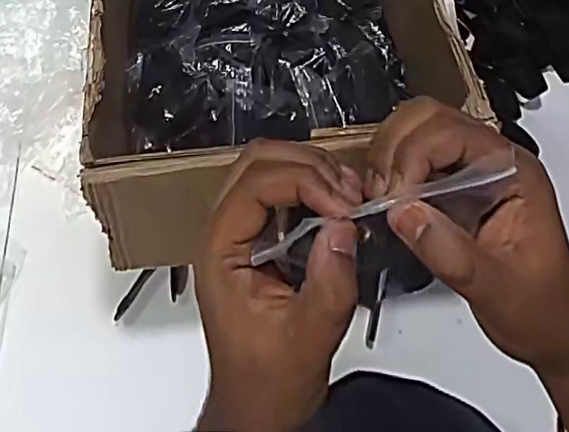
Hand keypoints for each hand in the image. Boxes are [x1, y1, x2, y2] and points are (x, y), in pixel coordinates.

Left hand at [195, 139, 364, 431]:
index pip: (254, 185)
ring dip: (311, 171)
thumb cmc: (264, 381)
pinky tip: (339, 204)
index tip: (341, 205)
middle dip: (307, 167)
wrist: (256, 405)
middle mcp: (224, 228)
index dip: (302, 183)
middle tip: (348, 194)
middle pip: (257, 162)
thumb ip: (327, 286)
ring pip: (268, 167)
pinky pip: (281, 188)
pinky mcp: (260, 232)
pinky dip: (313, 185)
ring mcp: (240, 227)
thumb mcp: (306, 341)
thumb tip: (343, 229)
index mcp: (220, 247)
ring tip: (348, 197)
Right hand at [367, 98, 568, 375]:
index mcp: (514, 171)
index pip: (450, 132)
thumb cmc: (542, 311)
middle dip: (394, 149)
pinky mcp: (447, 175)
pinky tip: (384, 198)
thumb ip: (452, 254)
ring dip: (386, 156)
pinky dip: (386, 167)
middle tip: (383, 191)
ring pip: (411, 126)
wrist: (551, 330)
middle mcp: (490, 158)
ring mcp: (467, 163)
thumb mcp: (499, 292)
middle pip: (426, 117)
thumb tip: (405, 213)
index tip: (397, 197)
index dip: (413, 157)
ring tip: (382, 196)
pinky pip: (406, 149)